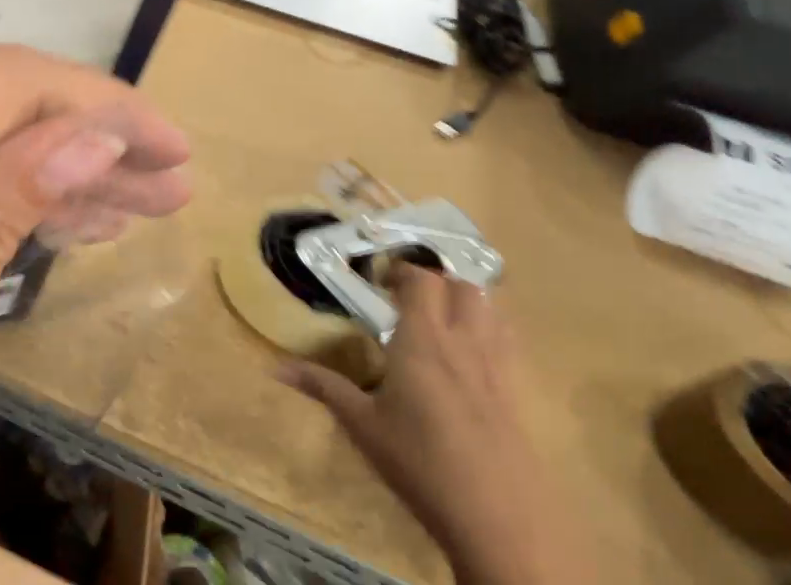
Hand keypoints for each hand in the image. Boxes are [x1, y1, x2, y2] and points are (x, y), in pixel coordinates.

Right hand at [279, 266, 582, 584]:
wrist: (501, 520)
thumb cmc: (420, 464)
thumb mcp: (362, 425)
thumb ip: (323, 387)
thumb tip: (274, 367)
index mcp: (422, 343)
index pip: (422, 281)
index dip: (401, 269)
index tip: (376, 276)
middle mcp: (464, 345)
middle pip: (464, 286)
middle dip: (436, 278)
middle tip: (404, 293)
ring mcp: (497, 369)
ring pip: (492, 310)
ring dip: (467, 299)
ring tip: (437, 313)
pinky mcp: (516, 395)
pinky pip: (506, 342)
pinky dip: (487, 329)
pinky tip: (465, 352)